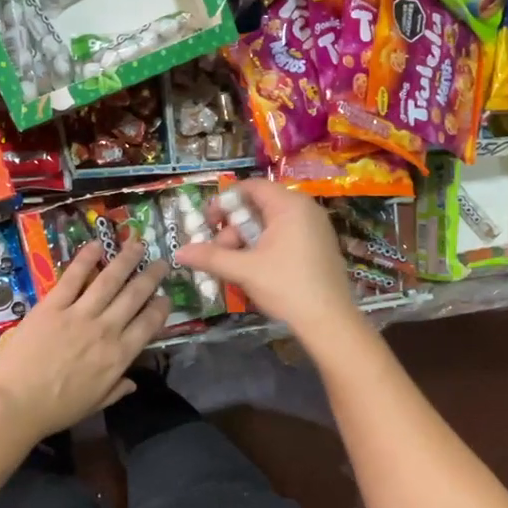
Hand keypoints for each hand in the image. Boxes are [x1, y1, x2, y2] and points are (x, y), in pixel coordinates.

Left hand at [0, 240, 170, 441]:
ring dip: (126, 259)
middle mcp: (105, 330)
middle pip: (134, 296)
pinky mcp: (52, 306)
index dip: (161, 308)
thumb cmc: (56, 410)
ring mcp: (78, 314)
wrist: (16, 403)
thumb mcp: (94, 404)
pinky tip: (97, 244)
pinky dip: (86, 258)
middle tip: (161, 262)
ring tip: (137, 244)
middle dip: (150, 276)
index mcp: (118, 357)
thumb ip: (116, 390)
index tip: (166, 297)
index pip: (148, 325)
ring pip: (109, 280)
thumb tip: (132, 383)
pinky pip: (73, 277)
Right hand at [173, 179, 358, 335]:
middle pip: (259, 207)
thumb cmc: (286, 287)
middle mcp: (305, 209)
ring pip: (270, 226)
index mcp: (289, 205)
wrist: (328, 320)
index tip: (208, 224)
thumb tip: (179, 253)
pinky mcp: (319, 248)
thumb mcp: (244, 270)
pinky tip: (257, 272)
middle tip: (221, 254)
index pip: (250, 187)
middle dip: (234, 230)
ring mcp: (315, 229)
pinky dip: (265, 249)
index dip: (224, 202)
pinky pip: (285, 238)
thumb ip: (211, 258)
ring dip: (247, 243)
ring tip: (236, 269)